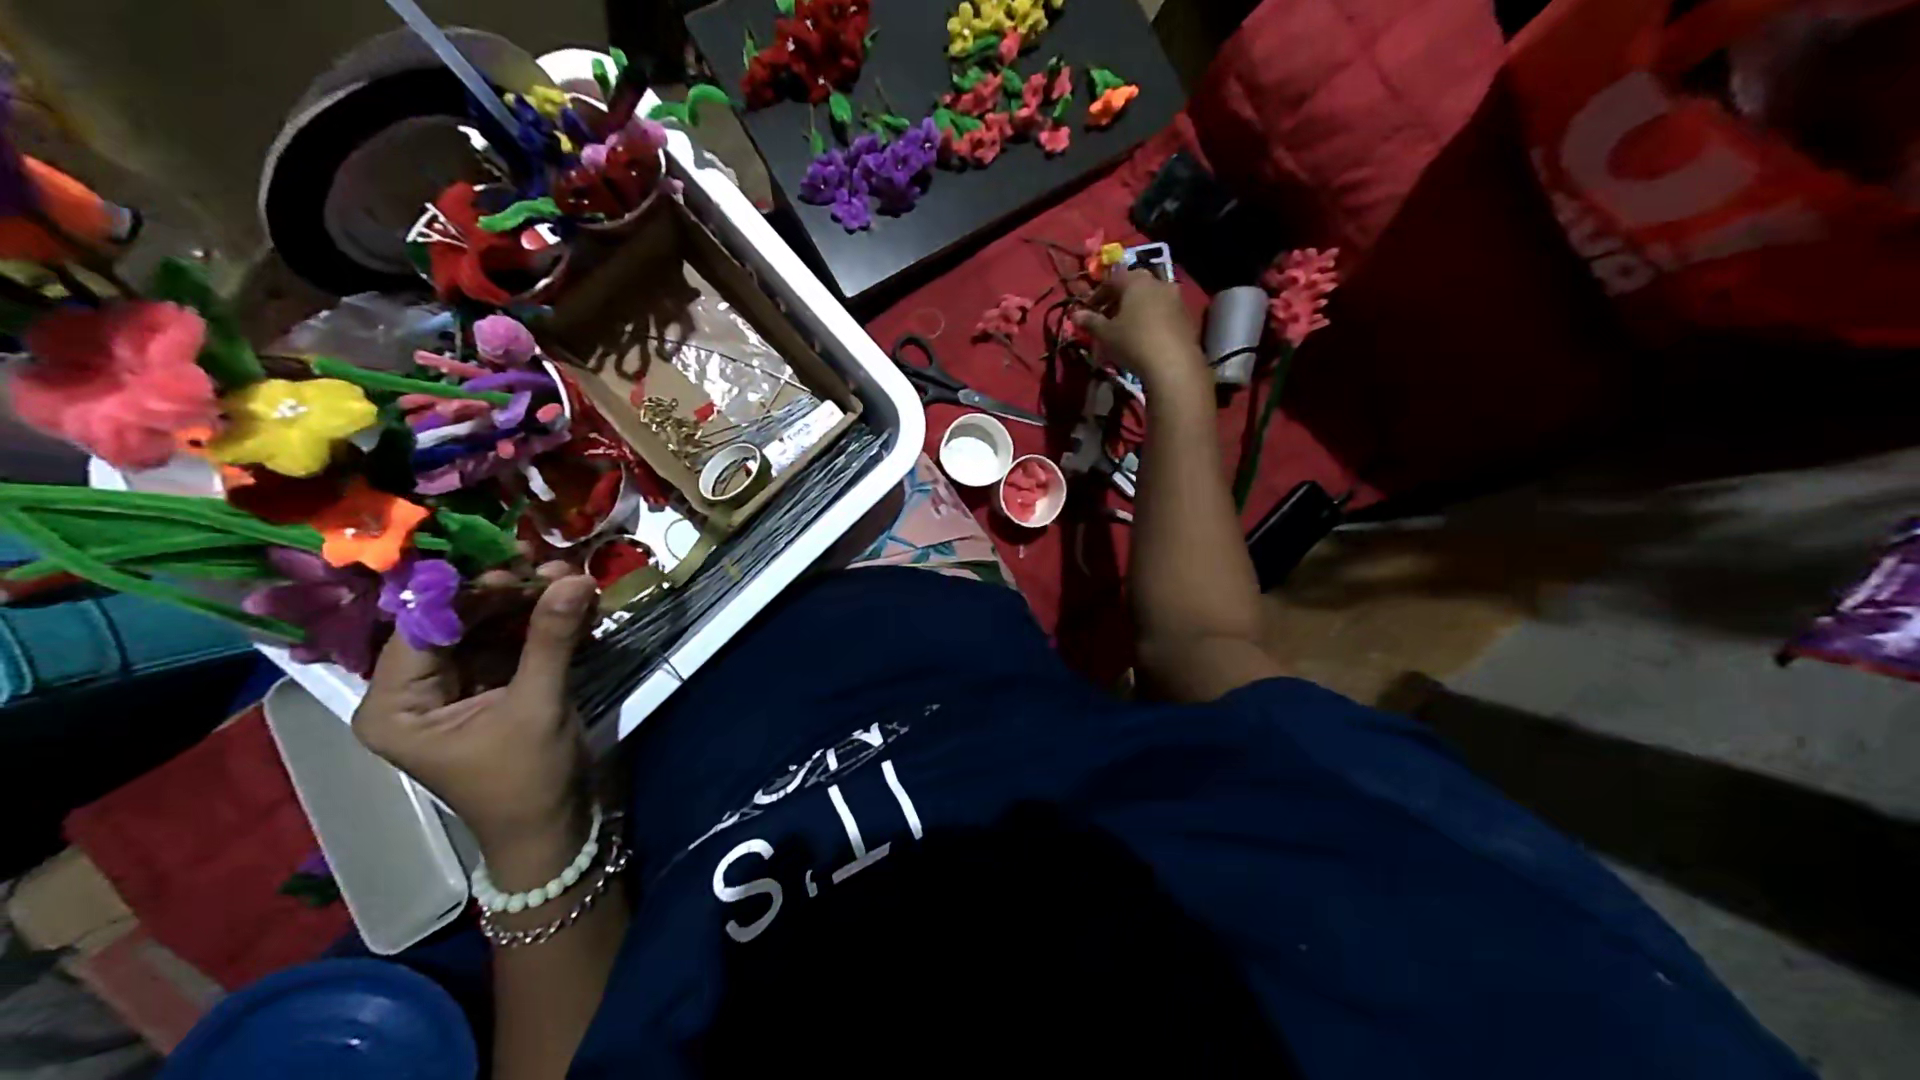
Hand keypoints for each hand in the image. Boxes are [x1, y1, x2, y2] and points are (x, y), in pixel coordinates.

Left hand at [354, 567, 599, 871]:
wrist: (554, 830)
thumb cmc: (526, 780)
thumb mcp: (537, 705)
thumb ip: (550, 639)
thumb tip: (575, 578)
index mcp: (395, 705)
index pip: (423, 627)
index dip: (471, 592)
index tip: (519, 565)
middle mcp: (414, 692)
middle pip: (458, 623)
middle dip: (509, 596)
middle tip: (558, 570)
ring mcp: (454, 689)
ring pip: (488, 630)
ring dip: (532, 607)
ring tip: (575, 583)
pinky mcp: (490, 690)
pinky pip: (510, 646)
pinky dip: (542, 628)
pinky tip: (576, 610)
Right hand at [1074, 269, 1206, 390]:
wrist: (1173, 364)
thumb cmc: (1133, 342)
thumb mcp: (1105, 334)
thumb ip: (1090, 321)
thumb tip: (1074, 314)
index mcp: (1136, 281)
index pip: (1112, 280)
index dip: (1097, 295)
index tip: (1088, 310)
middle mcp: (1159, 283)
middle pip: (1134, 287)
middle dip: (1118, 301)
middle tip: (1107, 319)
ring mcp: (1176, 299)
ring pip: (1150, 300)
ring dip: (1136, 311)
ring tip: (1125, 330)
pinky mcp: (1186, 317)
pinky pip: (1163, 313)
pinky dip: (1151, 320)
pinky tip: (1144, 338)